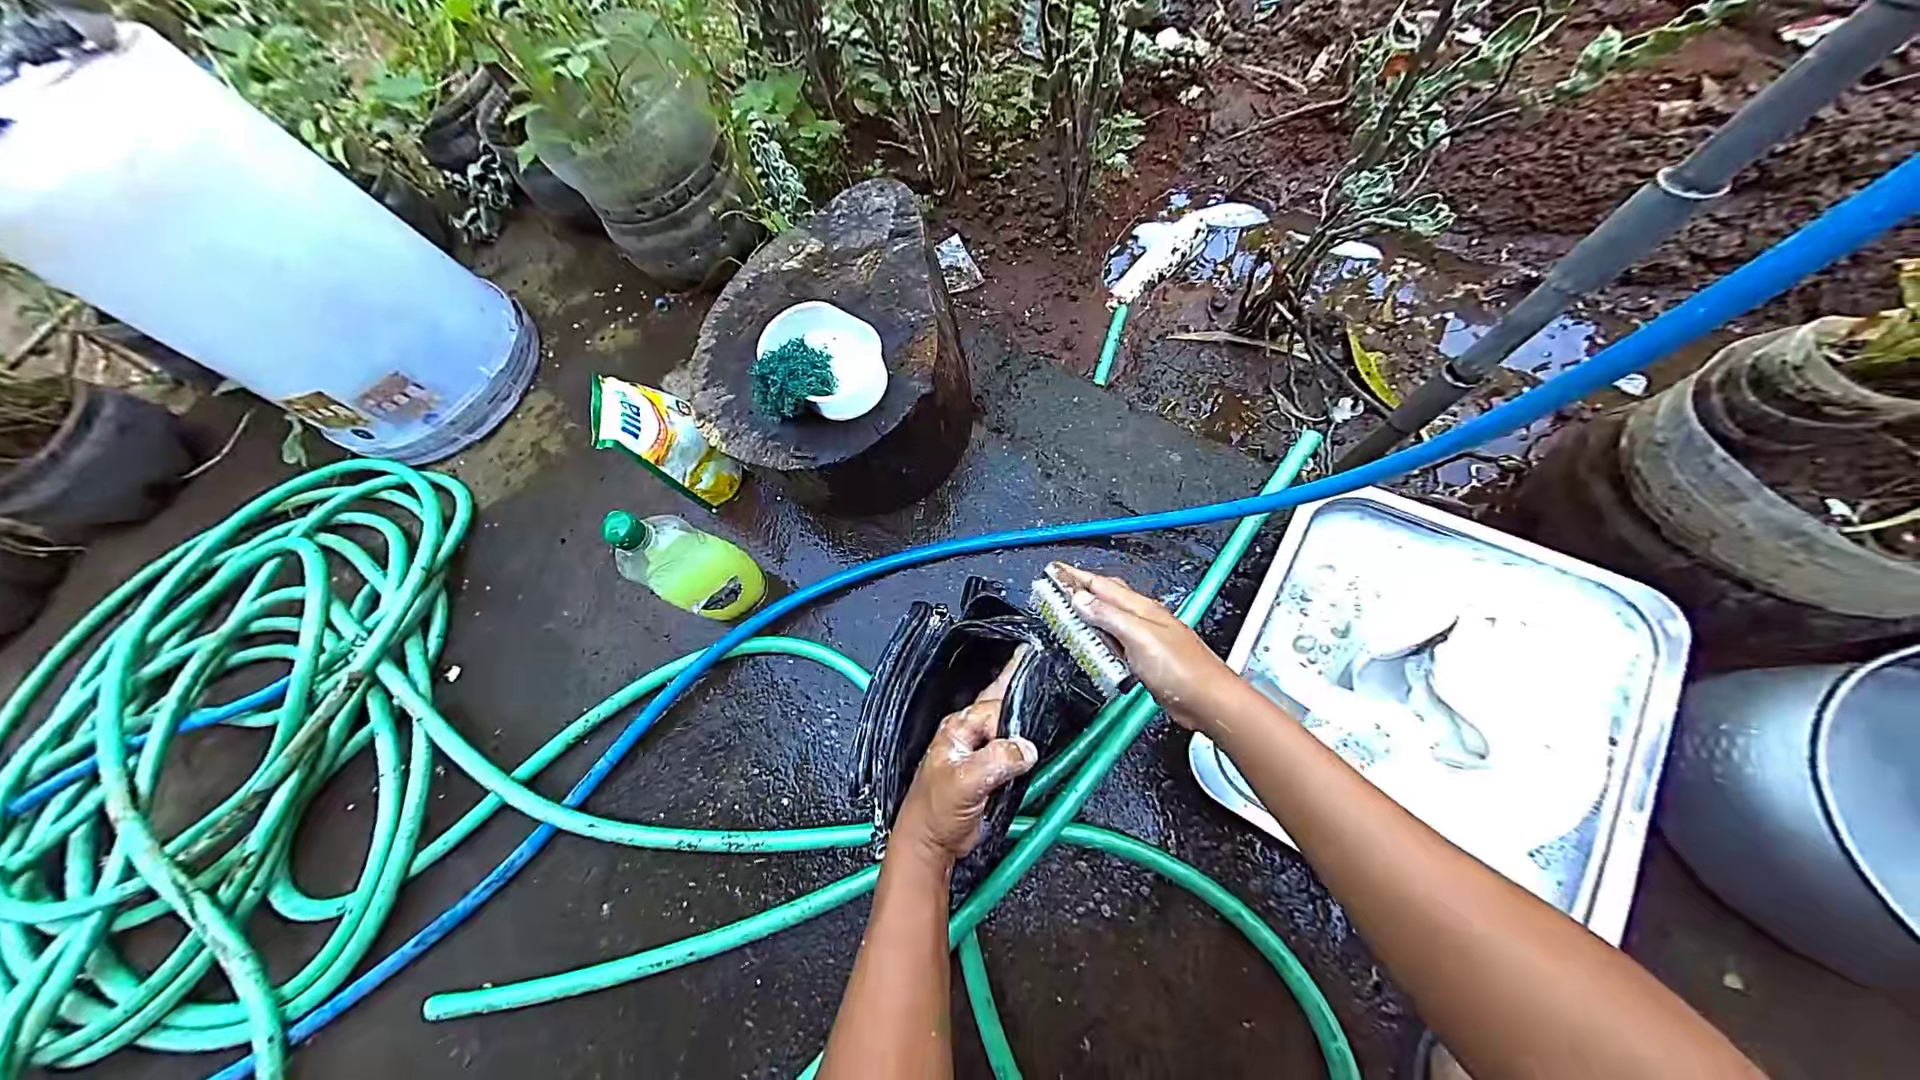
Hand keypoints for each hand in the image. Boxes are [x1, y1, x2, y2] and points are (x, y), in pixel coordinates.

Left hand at [892, 650, 1038, 864]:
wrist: (931, 843)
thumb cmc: (934, 812)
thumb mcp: (965, 783)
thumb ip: (996, 762)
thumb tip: (1026, 748)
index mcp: (959, 729)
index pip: (995, 704)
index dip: (1018, 696)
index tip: (1036, 669)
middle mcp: (968, 734)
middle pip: (999, 700)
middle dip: (1016, 678)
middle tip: (1033, 654)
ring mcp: (978, 750)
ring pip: (1006, 720)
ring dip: (1021, 704)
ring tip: (1036, 679)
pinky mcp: (989, 768)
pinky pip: (1011, 744)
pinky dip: (1023, 734)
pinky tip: (1032, 728)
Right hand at [1048, 563, 1237, 731]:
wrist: (1208, 701)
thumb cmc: (1184, 670)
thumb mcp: (1139, 636)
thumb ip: (1108, 616)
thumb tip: (1080, 599)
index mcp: (1141, 607)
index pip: (1100, 584)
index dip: (1075, 576)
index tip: (1054, 571)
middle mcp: (1142, 619)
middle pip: (1105, 596)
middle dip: (1079, 589)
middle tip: (1056, 588)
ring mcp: (1144, 638)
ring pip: (1109, 618)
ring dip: (1087, 612)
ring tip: (1068, 611)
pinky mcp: (1144, 658)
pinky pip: (1115, 641)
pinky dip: (1099, 637)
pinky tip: (1094, 643)